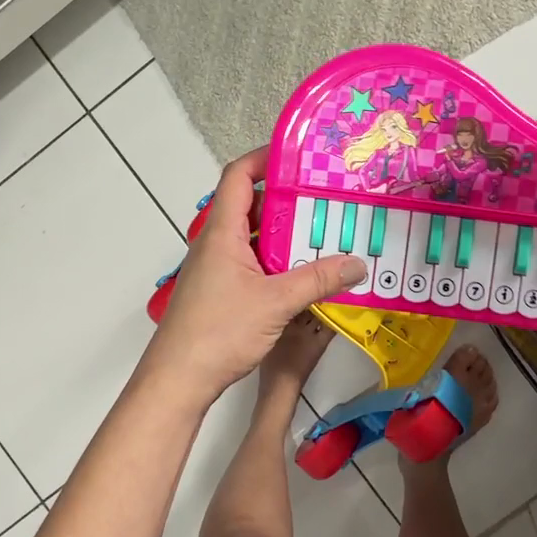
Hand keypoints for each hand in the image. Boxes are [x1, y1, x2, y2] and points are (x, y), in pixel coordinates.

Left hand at [145, 148, 364, 400]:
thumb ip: (318, 280)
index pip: (238, 176)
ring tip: (325, 234)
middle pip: (251, 205)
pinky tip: (306, 275)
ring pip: (254, 237)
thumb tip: (358, 263)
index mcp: (222, 232)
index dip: (265, 158)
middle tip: (327, 199)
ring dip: (285, 234)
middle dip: (288, 199)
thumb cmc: (217, 332)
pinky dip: (278, 261)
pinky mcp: (221, 292)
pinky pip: (254, 263)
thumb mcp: (276, 303)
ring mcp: (217, 268)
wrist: (178, 380)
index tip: (299, 157)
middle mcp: (216, 243)